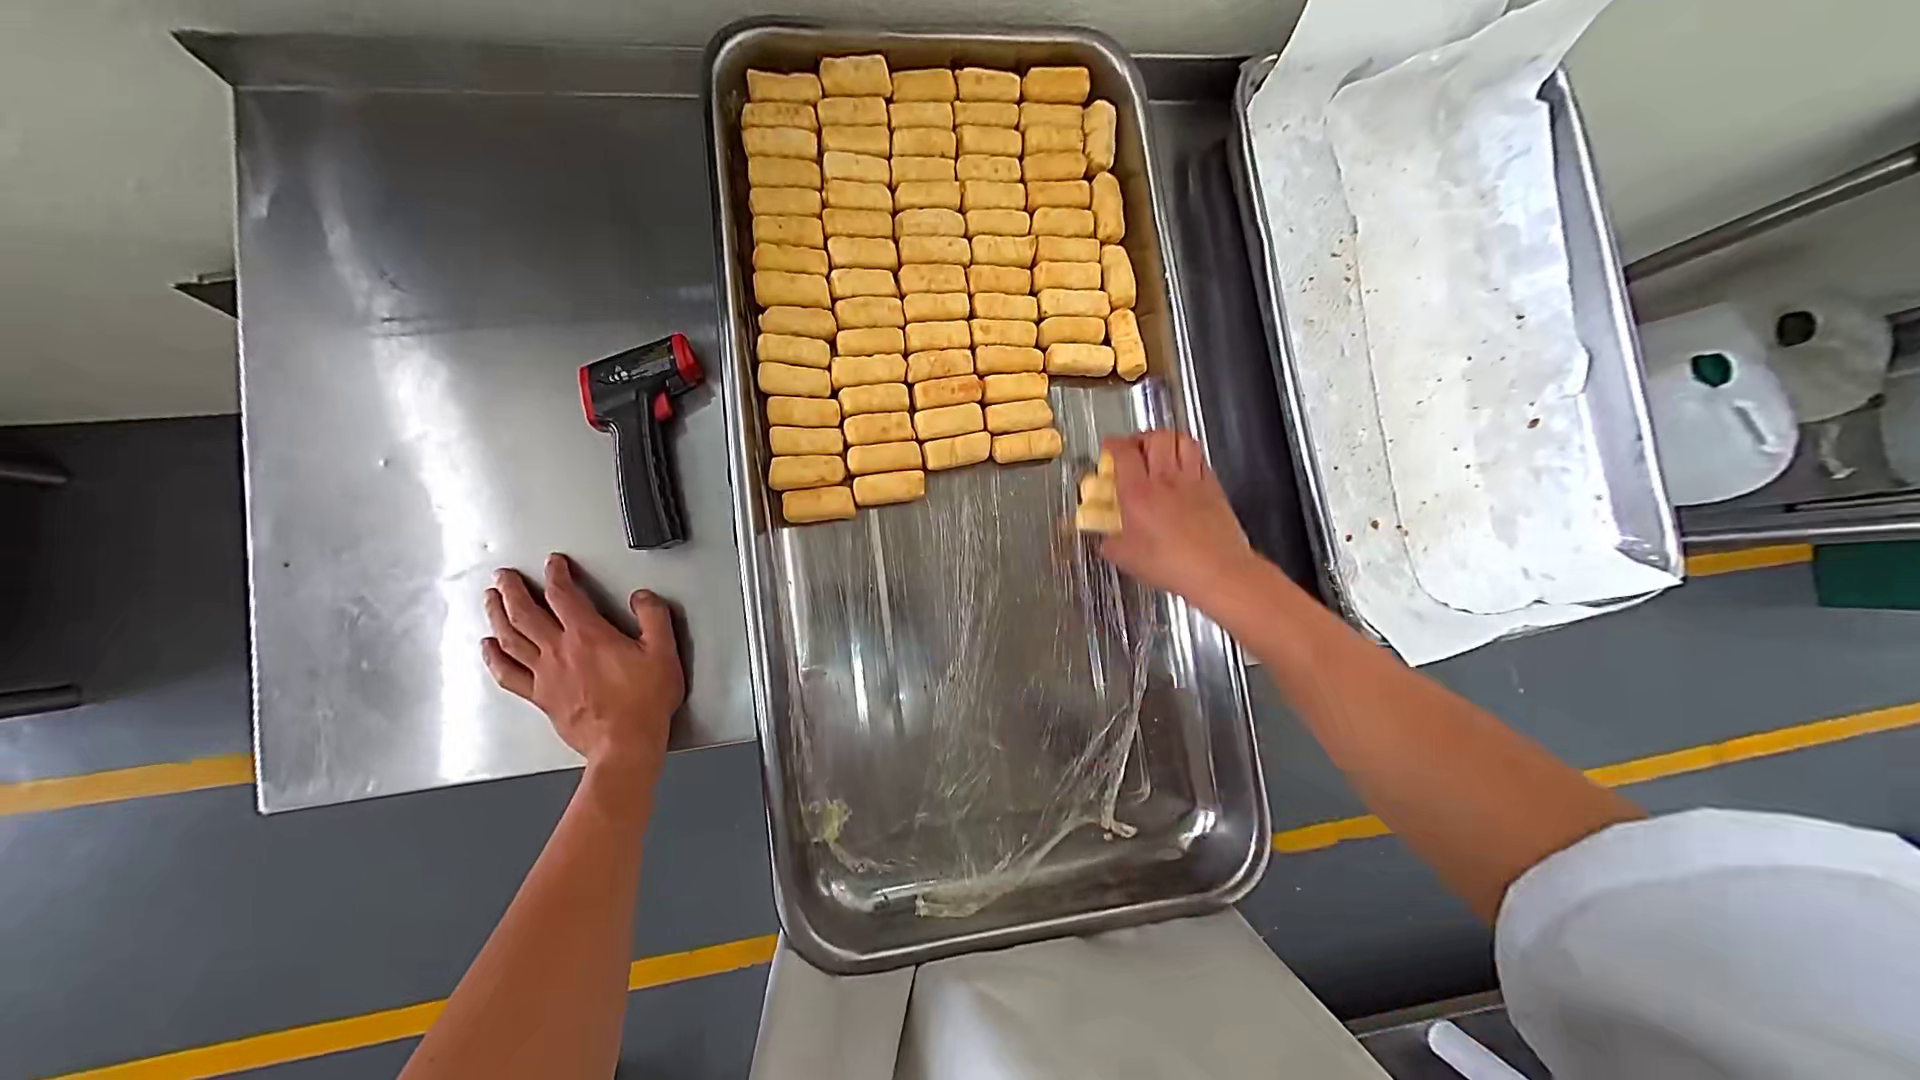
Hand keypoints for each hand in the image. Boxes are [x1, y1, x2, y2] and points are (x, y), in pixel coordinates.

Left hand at [481, 554, 684, 781]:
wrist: (625, 743)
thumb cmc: (644, 702)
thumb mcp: (664, 652)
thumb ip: (654, 618)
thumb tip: (642, 597)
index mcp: (589, 636)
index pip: (564, 595)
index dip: (557, 574)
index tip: (555, 564)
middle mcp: (560, 651)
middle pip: (525, 612)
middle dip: (513, 589)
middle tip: (505, 576)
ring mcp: (546, 675)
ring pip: (510, 638)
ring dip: (497, 614)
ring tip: (491, 600)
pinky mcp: (541, 696)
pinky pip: (508, 673)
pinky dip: (494, 658)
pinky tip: (489, 649)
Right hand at [1098, 430, 1259, 604]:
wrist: (1216, 570)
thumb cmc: (1173, 564)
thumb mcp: (1127, 559)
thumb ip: (1112, 545)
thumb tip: (1108, 542)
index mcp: (1138, 493)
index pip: (1124, 452)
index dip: (1113, 444)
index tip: (1109, 447)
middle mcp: (1165, 480)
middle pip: (1156, 437)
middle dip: (1141, 437)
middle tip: (1135, 447)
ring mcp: (1192, 481)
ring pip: (1182, 440)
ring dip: (1168, 440)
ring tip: (1160, 450)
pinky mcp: (1213, 488)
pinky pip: (1200, 459)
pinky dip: (1189, 457)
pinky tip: (1184, 469)